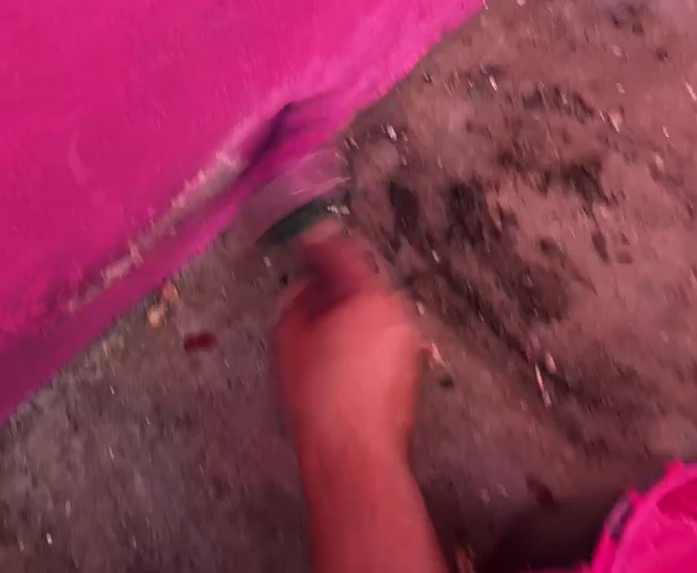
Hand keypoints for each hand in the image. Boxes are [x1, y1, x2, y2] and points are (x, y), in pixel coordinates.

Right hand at [274, 234, 428, 455]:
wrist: (354, 453)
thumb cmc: (317, 392)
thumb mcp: (289, 334)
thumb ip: (298, 298)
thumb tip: (307, 287)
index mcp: (368, 296)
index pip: (342, 252)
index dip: (317, 244)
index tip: (301, 242)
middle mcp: (396, 311)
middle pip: (362, 279)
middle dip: (333, 278)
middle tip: (305, 285)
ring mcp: (406, 340)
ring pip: (371, 306)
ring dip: (346, 304)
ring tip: (316, 320)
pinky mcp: (408, 365)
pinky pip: (379, 329)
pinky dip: (358, 327)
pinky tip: (335, 346)